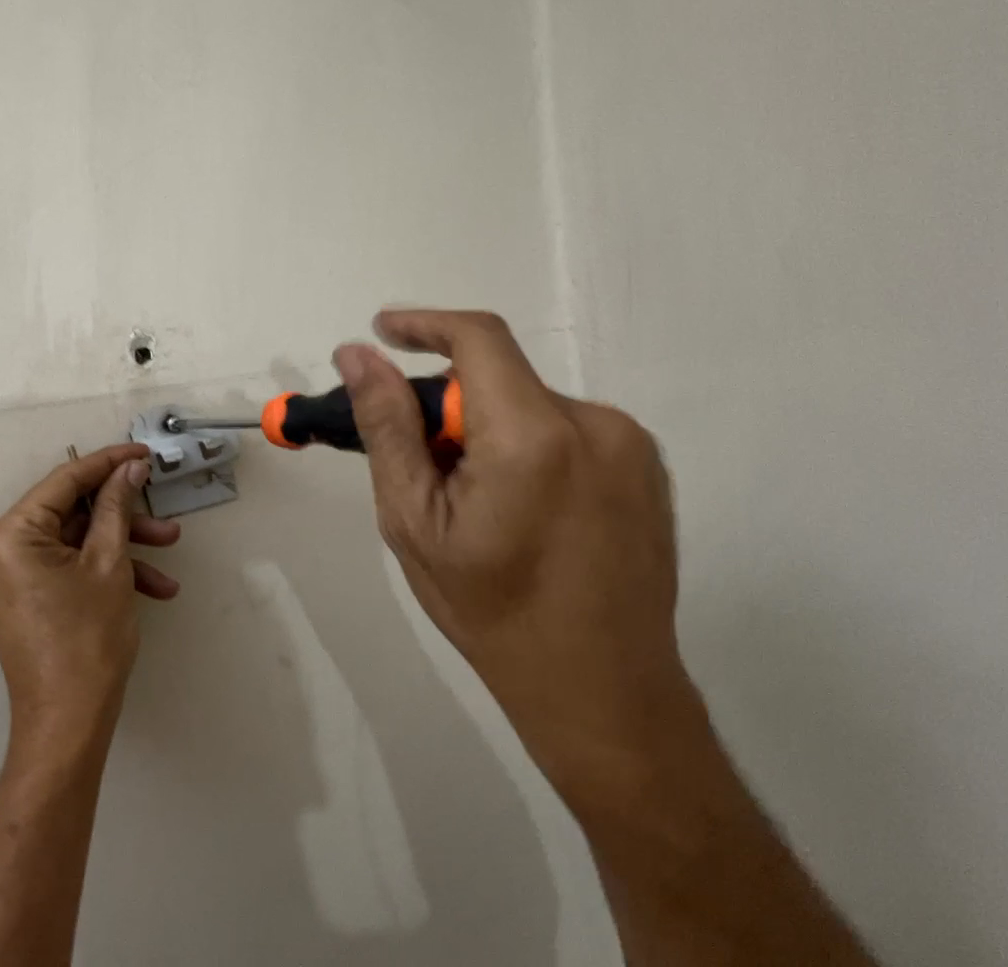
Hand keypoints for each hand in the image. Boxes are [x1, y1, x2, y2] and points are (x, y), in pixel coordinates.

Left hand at [0, 443, 182, 745]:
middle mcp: (1, 547)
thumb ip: (116, 509)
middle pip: (70, 512)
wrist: (66, 721)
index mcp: (11, 532)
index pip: (64, 480)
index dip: (109, 463)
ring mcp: (11, 573)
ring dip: (122, 547)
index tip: (144, 454)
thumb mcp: (108, 565)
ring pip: (75, 542)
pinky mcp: (26, 595)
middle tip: (165, 517)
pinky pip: (67, 568)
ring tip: (169, 556)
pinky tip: (153, 589)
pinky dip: (105, 572)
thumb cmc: (86, 639)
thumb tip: (129, 469)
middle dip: (123, 516)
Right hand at [334, 310, 687, 785]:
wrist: (598, 683)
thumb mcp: (413, 521)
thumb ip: (387, 428)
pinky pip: (570, 433)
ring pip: (533, 408)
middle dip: (448, 407)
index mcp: (532, 435)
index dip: (422, 324)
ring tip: (470, 504)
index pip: (477, 338)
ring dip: (488, 432)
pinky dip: (528, 449)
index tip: (380, 333)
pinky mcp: (648, 470)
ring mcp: (632, 446)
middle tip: (415, 465)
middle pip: (501, 380)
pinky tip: (519, 512)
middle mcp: (595, 423)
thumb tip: (359, 355)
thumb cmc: (489, 608)